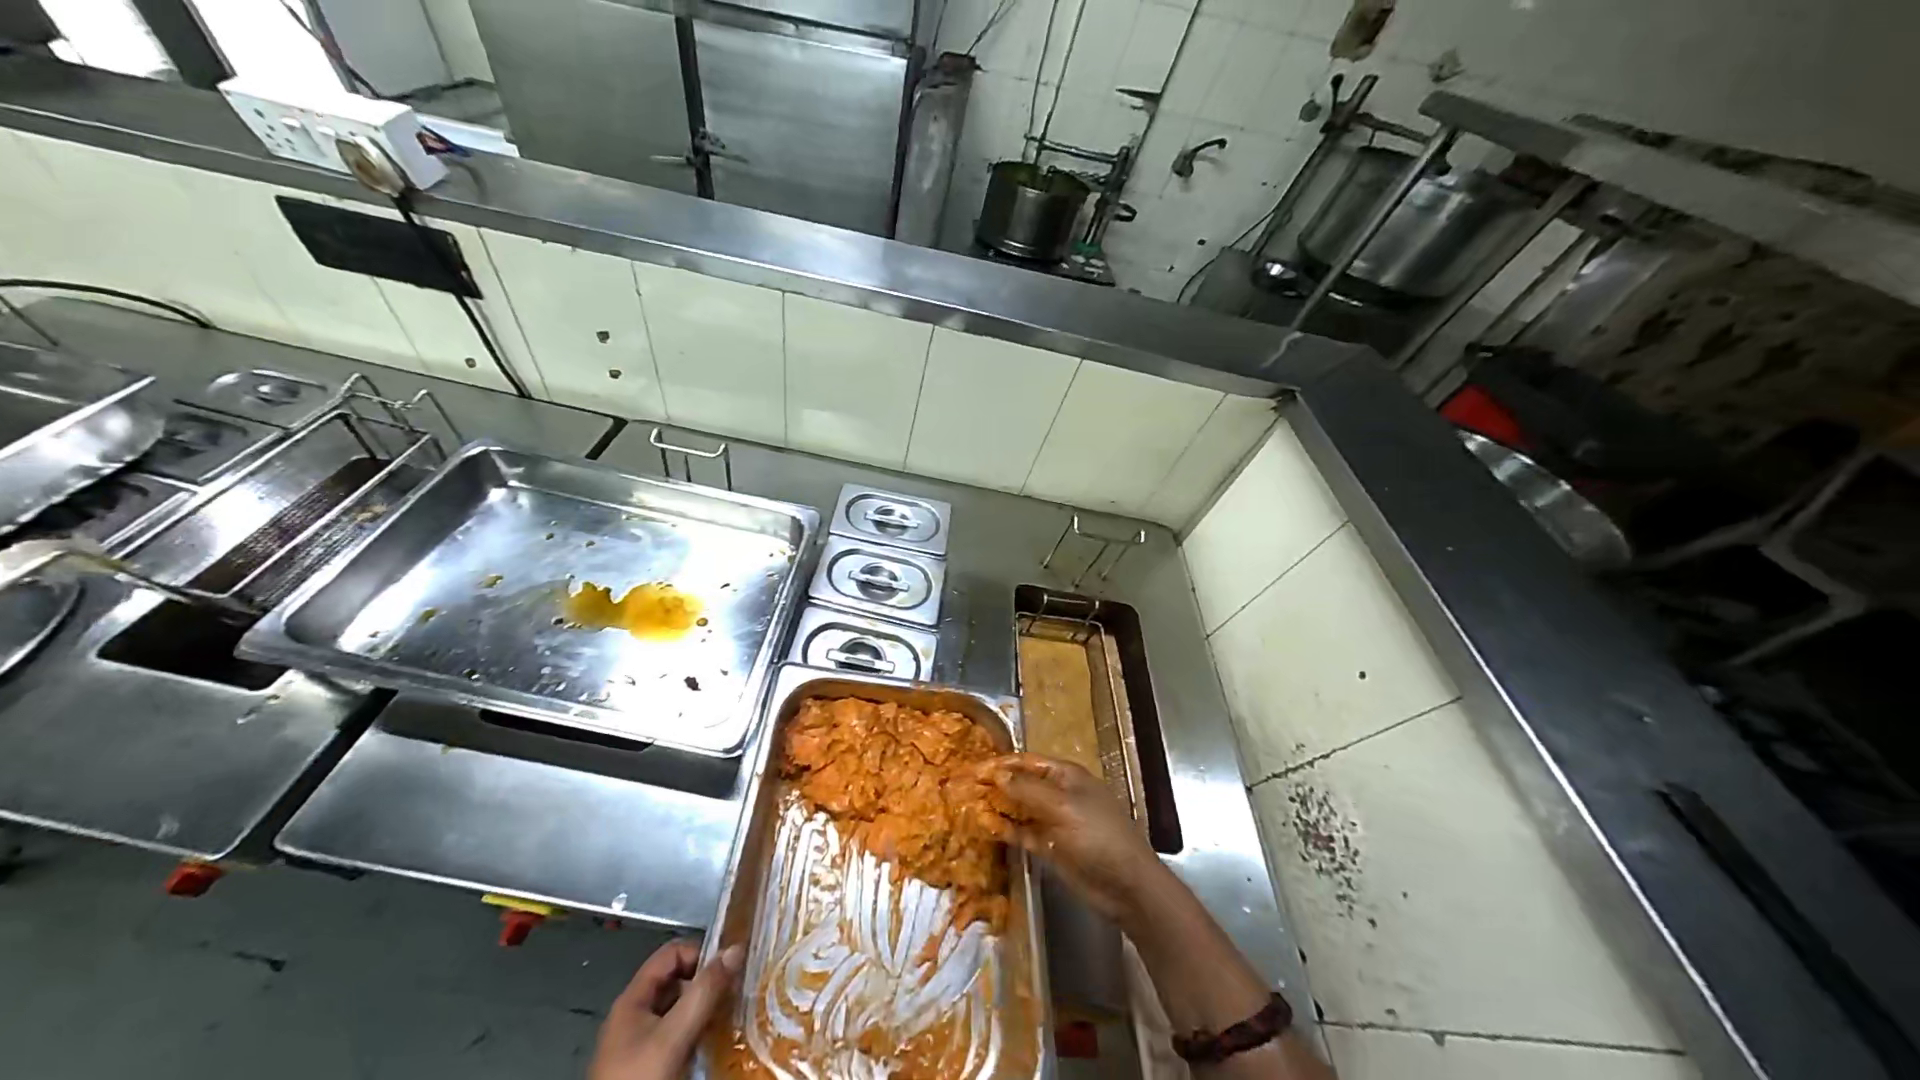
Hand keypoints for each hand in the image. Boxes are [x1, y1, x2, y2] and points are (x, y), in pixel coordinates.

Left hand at [588, 940, 743, 1079]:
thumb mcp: (674, 1036)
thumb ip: (704, 992)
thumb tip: (736, 949)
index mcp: (633, 999)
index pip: (672, 953)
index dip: (700, 955)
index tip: (728, 972)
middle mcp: (636, 1015)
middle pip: (678, 981)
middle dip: (708, 984)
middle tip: (736, 995)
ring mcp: (642, 1042)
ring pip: (681, 1010)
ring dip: (706, 1009)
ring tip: (733, 1017)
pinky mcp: (650, 1065)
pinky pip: (680, 1035)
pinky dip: (700, 1032)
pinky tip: (717, 1043)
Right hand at [986, 753, 1165, 923]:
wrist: (1126, 885)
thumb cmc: (1098, 836)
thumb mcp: (1063, 807)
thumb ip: (1027, 790)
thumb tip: (997, 774)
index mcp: (1066, 775)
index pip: (1026, 762)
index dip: (1000, 764)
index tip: (972, 769)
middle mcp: (1058, 794)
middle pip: (1021, 783)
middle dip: (995, 784)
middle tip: (963, 788)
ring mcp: (1054, 821)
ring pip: (1019, 808)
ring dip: (997, 806)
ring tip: (968, 806)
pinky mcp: (1050, 847)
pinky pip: (1022, 832)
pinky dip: (1006, 829)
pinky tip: (985, 828)